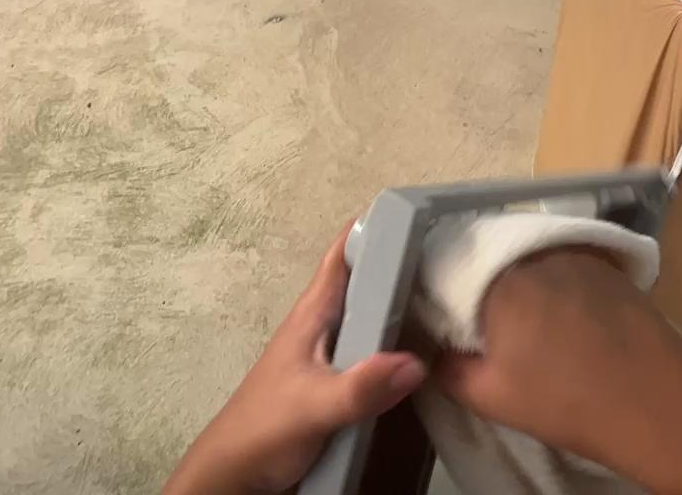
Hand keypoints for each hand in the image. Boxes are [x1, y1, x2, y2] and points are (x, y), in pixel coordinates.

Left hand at [163, 223, 426, 494]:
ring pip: (371, 315)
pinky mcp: (338, 379)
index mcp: (314, 312)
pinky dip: (397, 342)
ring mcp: (331, 352)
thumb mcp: (314, 405)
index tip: (413, 212)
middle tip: (446, 256)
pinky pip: (373, 348)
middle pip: (365, 280)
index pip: (343, 253)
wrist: (235, 474)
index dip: (372, 227)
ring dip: (401, 304)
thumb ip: (360, 387)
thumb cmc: (264, 427)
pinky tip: (423, 349)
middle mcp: (325, 323)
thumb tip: (414, 363)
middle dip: (400, 264)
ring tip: (446, 296)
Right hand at [437, 248, 681, 494]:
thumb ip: (447, 368)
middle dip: (477, 278)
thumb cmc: (567, 400)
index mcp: (492, 280)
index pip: (446, 265)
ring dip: (514, 273)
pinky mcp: (598, 256)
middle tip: (482, 316)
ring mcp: (567, 248)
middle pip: (484, 253)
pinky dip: (548, 273)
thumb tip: (428, 348)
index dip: (440, 286)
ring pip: (522, 252)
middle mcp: (525, 250)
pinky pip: (556, 255)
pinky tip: (561, 308)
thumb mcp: (492, 397)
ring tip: (523, 312)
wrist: (658, 398)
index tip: (442, 310)